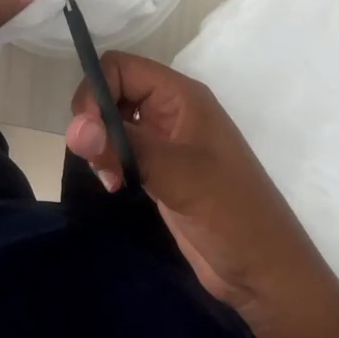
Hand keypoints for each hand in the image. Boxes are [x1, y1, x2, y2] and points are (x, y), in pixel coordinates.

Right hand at [65, 52, 338, 336]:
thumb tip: (74, 128)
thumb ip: (125, 146)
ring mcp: (166, 141)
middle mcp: (172, 110)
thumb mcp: (178, 174)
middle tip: (99, 161)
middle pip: (114, 92)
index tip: (87, 133)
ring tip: (110, 179)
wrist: (264, 270)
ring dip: (102, 146)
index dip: (96, 91)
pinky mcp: (161, 169)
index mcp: (182, 96)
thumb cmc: (231, 211)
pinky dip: (110, 163)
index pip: (122, 68)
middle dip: (96, 122)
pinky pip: (123, 150)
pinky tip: (115, 186)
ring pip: (115, 123)